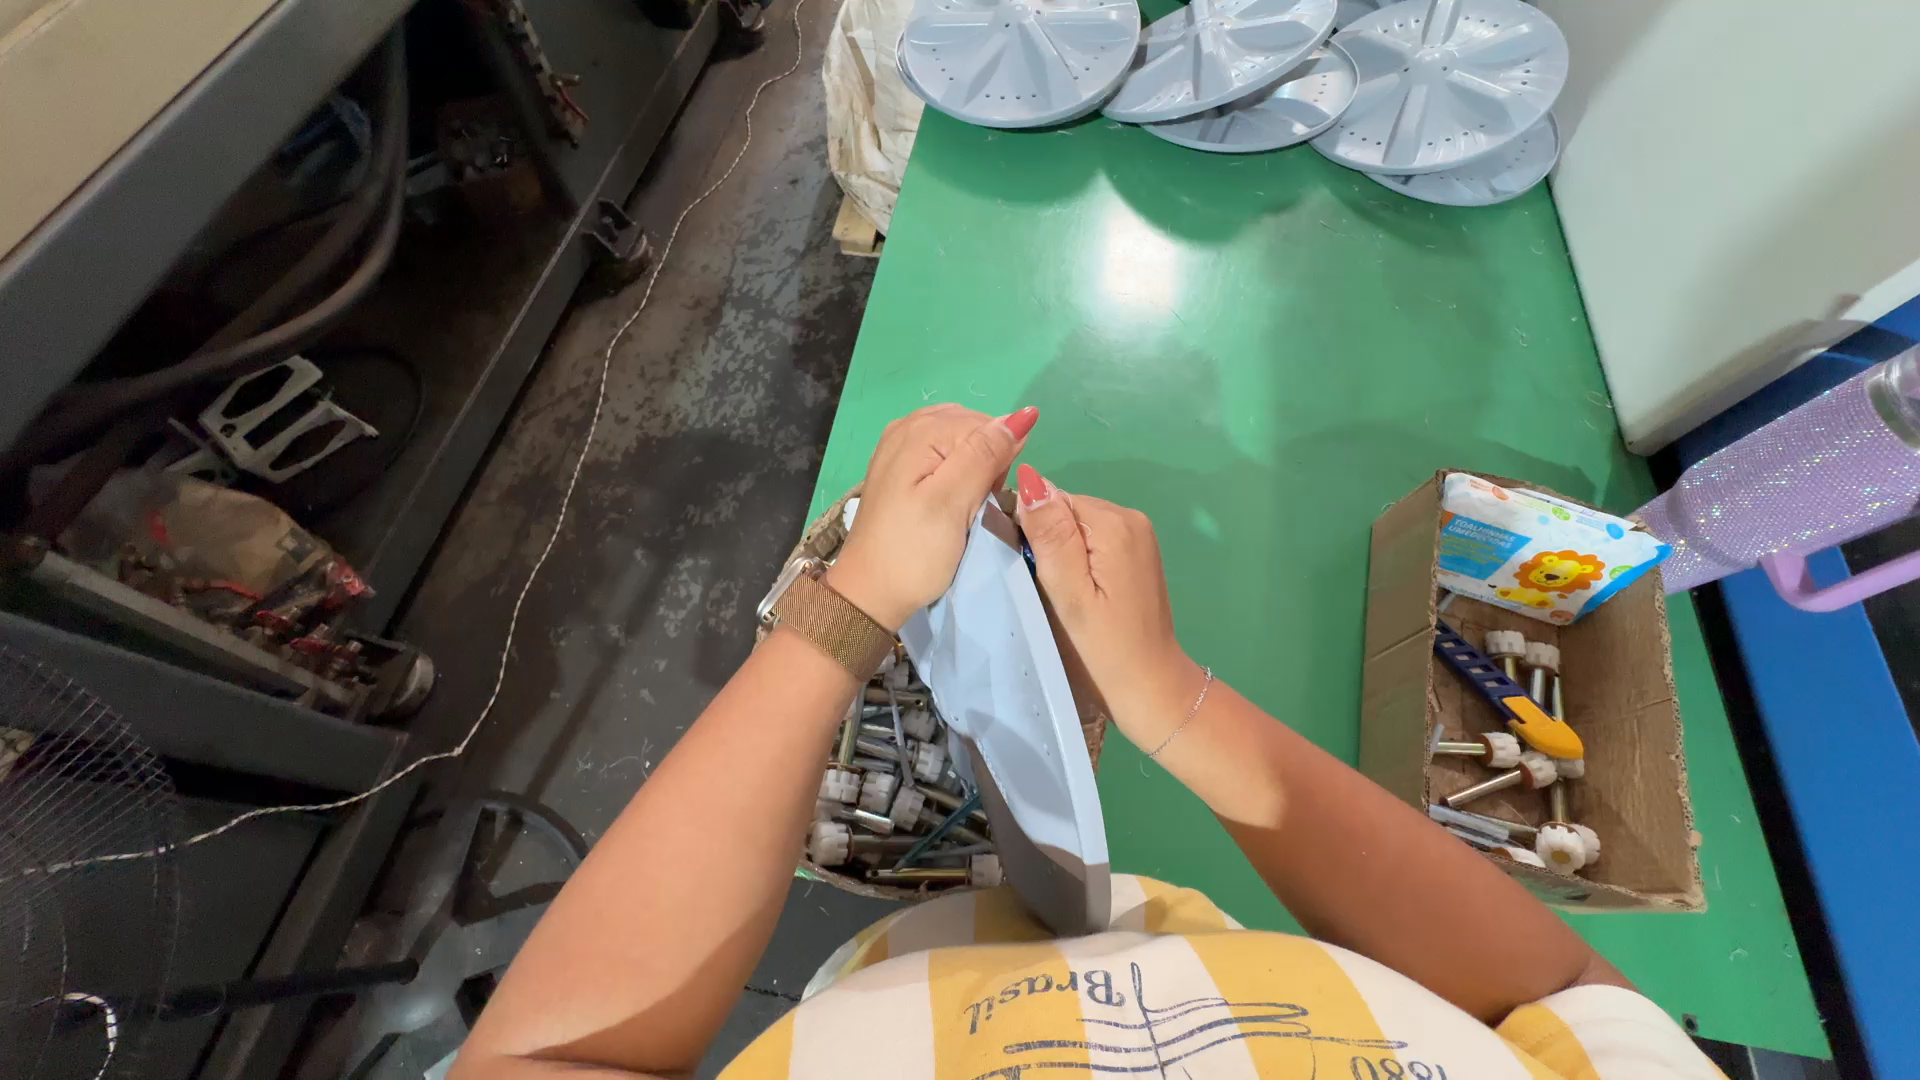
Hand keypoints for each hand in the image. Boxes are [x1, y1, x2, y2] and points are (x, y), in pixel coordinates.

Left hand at [827, 404, 1038, 629]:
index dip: (998, 460)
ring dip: (973, 468)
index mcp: (921, 430)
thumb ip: (986, 455)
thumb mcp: (953, 502)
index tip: (986, 498)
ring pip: (960, 441)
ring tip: (964, 504)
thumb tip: (1022, 415)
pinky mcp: (899, 468)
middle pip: (972, 428)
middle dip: (986, 461)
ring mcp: (899, 447)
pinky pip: (942, 454)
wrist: (871, 591)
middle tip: (975, 504)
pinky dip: (955, 472)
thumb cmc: (915, 550)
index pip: (986, 426)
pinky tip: (950, 498)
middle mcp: (907, 427)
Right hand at [1015, 464, 1205, 749]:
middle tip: (1044, 584)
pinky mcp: (1137, 550)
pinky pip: (1093, 537)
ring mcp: (1137, 533)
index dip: (1031, 528)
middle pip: (1066, 509)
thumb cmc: (1101, 645)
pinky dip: (1079, 557)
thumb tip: (1029, 478)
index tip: (1027, 566)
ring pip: (1077, 523)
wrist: (1148, 683)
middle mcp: (1130, 516)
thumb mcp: (1068, 591)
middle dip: (1047, 539)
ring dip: (1061, 549)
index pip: (1052, 500)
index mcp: (1113, 522)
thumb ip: (1050, 534)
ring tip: (1059, 589)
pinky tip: (1078, 588)